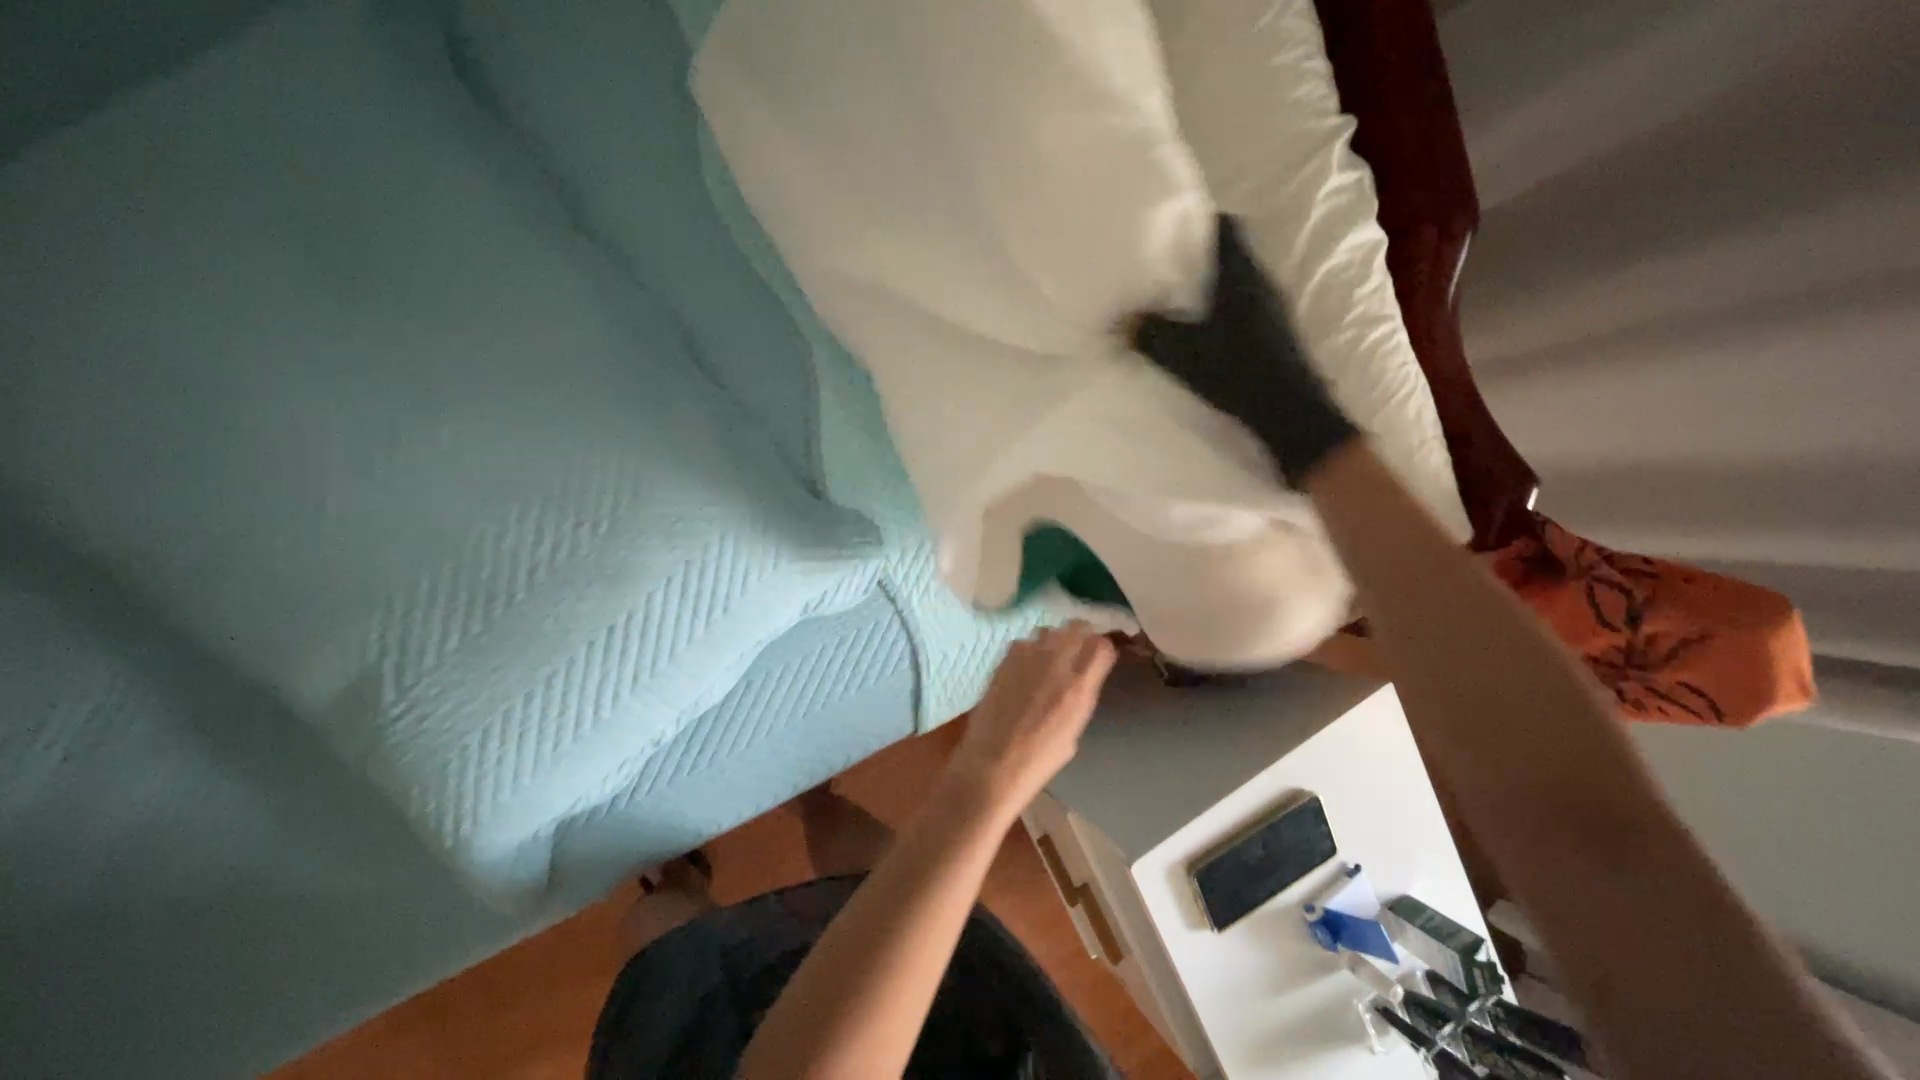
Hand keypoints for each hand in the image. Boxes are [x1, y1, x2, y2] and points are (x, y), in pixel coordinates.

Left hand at [946, 622, 1117, 814]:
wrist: (993, 762)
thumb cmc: (1039, 759)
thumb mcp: (1074, 729)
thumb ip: (1080, 696)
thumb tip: (1082, 679)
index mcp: (1079, 686)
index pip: (1102, 645)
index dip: (1103, 648)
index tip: (1100, 656)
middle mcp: (1055, 663)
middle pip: (1076, 627)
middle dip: (1081, 634)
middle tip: (1078, 648)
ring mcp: (1026, 657)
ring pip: (1049, 630)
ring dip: (1054, 639)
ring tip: (1050, 656)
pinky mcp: (1003, 659)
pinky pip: (1023, 642)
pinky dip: (1029, 649)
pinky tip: (1025, 667)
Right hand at [1131, 214, 1356, 487]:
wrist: (1290, 413)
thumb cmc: (1236, 372)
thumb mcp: (1181, 353)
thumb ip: (1148, 332)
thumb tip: (1120, 319)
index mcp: (1239, 274)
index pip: (1224, 226)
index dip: (1198, 220)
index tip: (1169, 227)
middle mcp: (1261, 282)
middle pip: (1230, 252)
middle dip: (1198, 255)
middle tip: (1164, 264)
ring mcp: (1273, 307)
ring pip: (1238, 280)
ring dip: (1211, 284)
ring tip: (1177, 297)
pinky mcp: (1277, 331)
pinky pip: (1245, 305)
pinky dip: (1222, 308)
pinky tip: (1202, 329)